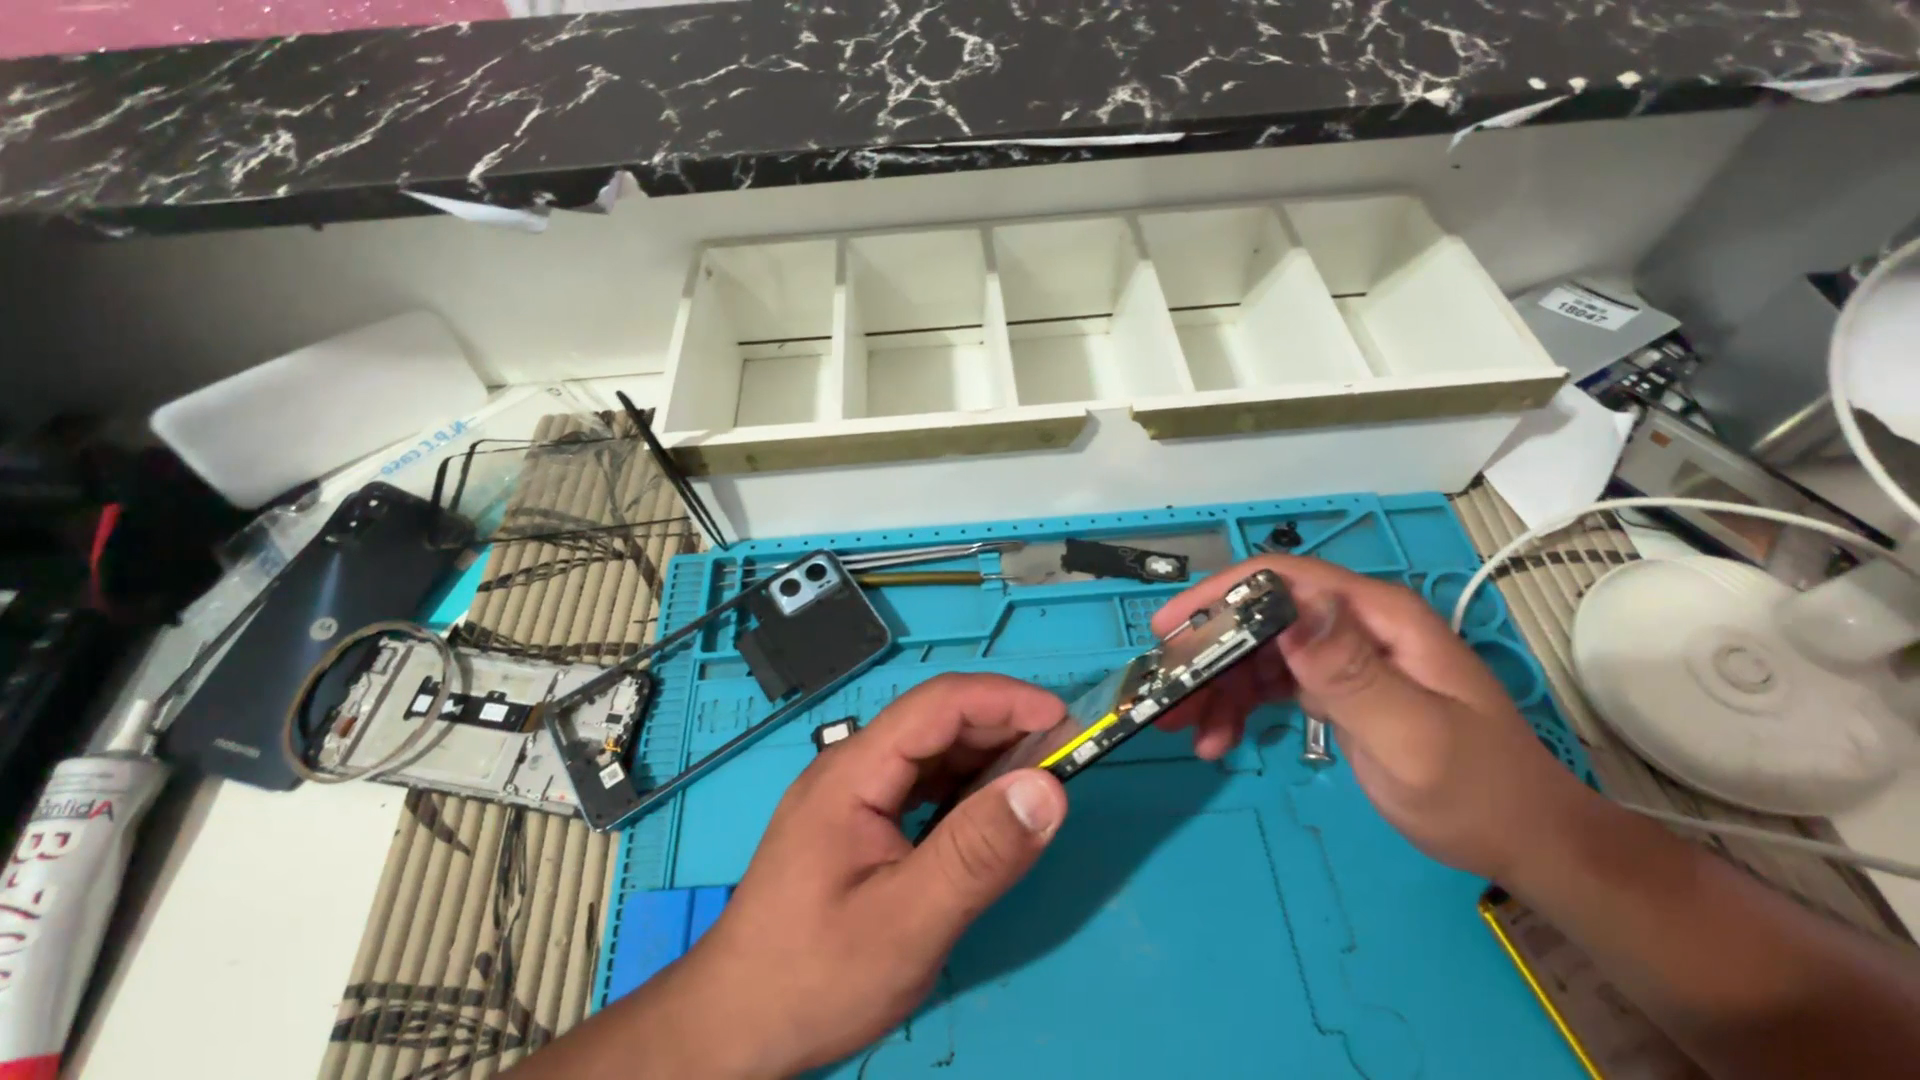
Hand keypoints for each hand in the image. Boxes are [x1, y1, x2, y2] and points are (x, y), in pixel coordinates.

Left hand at [574, 674, 1069, 1079]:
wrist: (735, 1026)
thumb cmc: (814, 977)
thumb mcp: (906, 923)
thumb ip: (978, 855)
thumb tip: (1047, 789)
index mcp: (852, 773)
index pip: (938, 705)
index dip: (1005, 700)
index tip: (1065, 722)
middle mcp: (850, 769)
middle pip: (936, 723)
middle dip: (1004, 728)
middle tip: (1067, 759)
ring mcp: (850, 797)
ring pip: (930, 755)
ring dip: (988, 760)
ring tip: (1040, 784)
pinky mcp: (856, 825)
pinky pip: (919, 788)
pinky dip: (965, 791)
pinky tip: (990, 817)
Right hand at [1151, 555, 1592, 881]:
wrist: (1521, 840)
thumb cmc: (1473, 790)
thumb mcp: (1410, 733)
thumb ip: (1350, 671)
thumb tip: (1292, 609)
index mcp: (1376, 617)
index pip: (1282, 580)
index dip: (1218, 597)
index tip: (1167, 632)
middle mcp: (1353, 626)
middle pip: (1259, 618)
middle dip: (1206, 654)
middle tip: (1167, 699)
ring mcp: (1343, 658)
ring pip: (1257, 653)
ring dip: (1216, 687)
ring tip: (1187, 731)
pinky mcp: (1335, 690)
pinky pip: (1270, 685)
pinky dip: (1238, 707)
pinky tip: (1218, 740)